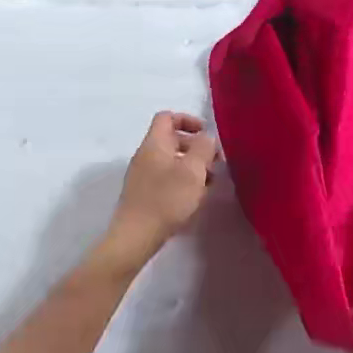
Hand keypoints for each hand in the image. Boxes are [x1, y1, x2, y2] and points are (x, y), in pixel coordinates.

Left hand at [108, 111, 217, 252]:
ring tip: (210, 184)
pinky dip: (183, 182)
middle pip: (171, 140)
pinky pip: (167, 179)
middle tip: (216, 163)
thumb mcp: (192, 171)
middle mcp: (145, 155)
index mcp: (154, 143)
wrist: (136, 235)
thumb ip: (203, 148)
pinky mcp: (144, 194)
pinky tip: (195, 198)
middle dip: (196, 148)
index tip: (207, 135)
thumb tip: (206, 137)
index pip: (167, 117)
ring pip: (171, 161)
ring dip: (192, 167)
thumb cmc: (166, 199)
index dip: (188, 120)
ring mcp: (143, 175)